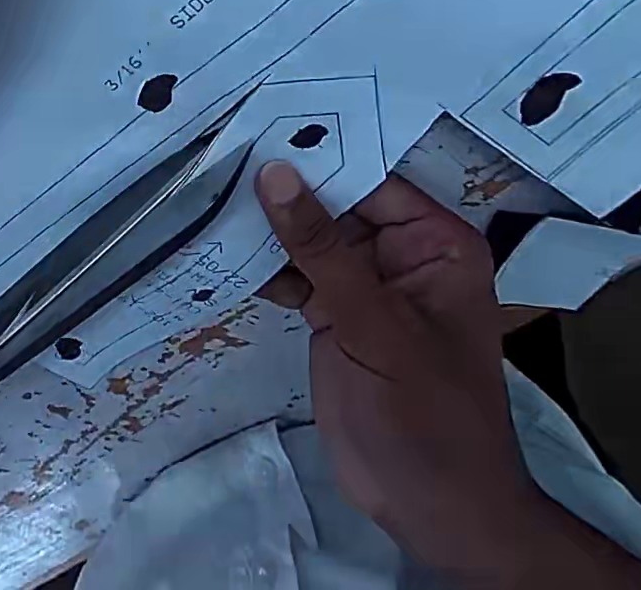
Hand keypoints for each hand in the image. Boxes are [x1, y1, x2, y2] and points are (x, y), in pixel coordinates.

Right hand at [255, 164, 640, 587]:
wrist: (430, 508)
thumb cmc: (426, 413)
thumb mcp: (373, 321)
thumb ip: (320, 246)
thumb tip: (273, 173)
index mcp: (432, 240)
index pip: (366, 178)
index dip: (314, 155)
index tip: (253, 131)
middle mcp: (396, 251)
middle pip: (330, 202)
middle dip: (279, 191)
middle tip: (217, 161)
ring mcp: (359, 281)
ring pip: (304, 235)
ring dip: (262, 227)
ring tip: (208, 199)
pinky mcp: (330, 308)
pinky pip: (290, 269)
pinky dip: (260, 264)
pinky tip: (221, 250)